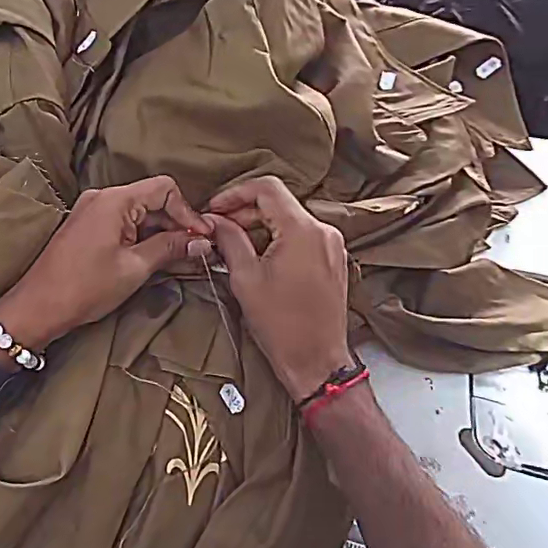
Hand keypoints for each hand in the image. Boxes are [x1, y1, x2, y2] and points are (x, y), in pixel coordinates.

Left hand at [0, 176, 212, 356]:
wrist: (39, 307)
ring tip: (178, 258)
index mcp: (114, 201)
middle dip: (177, 224)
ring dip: (160, 233)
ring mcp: (92, 212)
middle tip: (196, 251)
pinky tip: (154, 258)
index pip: (164, 189)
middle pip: (152, 199)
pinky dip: (142, 237)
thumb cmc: (82, 288)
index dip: (188, 212)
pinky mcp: (87, 227)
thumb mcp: (134, 268)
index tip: (202, 237)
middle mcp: (102, 199)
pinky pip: (123, 223)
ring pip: (139, 213)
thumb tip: (200, 241)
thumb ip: (170, 248)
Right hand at [204, 176, 354, 401]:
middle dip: (244, 212)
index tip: (215, 208)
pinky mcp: (333, 259)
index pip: (266, 188)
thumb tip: (214, 220)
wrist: (316, 359)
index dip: (235, 193)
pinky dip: (278, 239)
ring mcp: (332, 245)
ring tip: (234, 245)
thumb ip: (230, 240)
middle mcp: (323, 231)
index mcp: (302, 230)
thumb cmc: (281, 325)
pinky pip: (302, 236)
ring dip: (260, 226)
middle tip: (217, 229)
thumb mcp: (245, 278)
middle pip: (278, 203)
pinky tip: (258, 257)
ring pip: (289, 219)